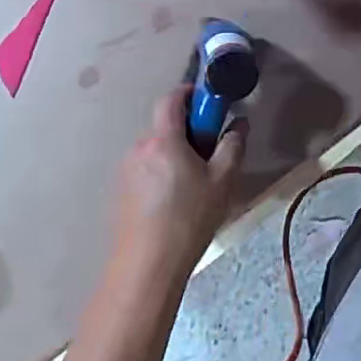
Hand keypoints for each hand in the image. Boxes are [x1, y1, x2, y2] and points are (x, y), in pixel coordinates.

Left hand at [110, 87, 244, 276]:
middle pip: (165, 126)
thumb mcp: (222, 181)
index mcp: (163, 140)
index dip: (189, 93)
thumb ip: (233, 145)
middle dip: (188, 132)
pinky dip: (162, 173)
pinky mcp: (121, 192)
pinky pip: (146, 169)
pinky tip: (175, 202)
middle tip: (210, 153)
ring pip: (156, 150)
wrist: (148, 267)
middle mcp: (140, 148)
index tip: (208, 102)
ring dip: (175, 154)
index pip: (170, 99)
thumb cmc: (189, 218)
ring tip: (195, 184)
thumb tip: (239, 124)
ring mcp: (127, 171)